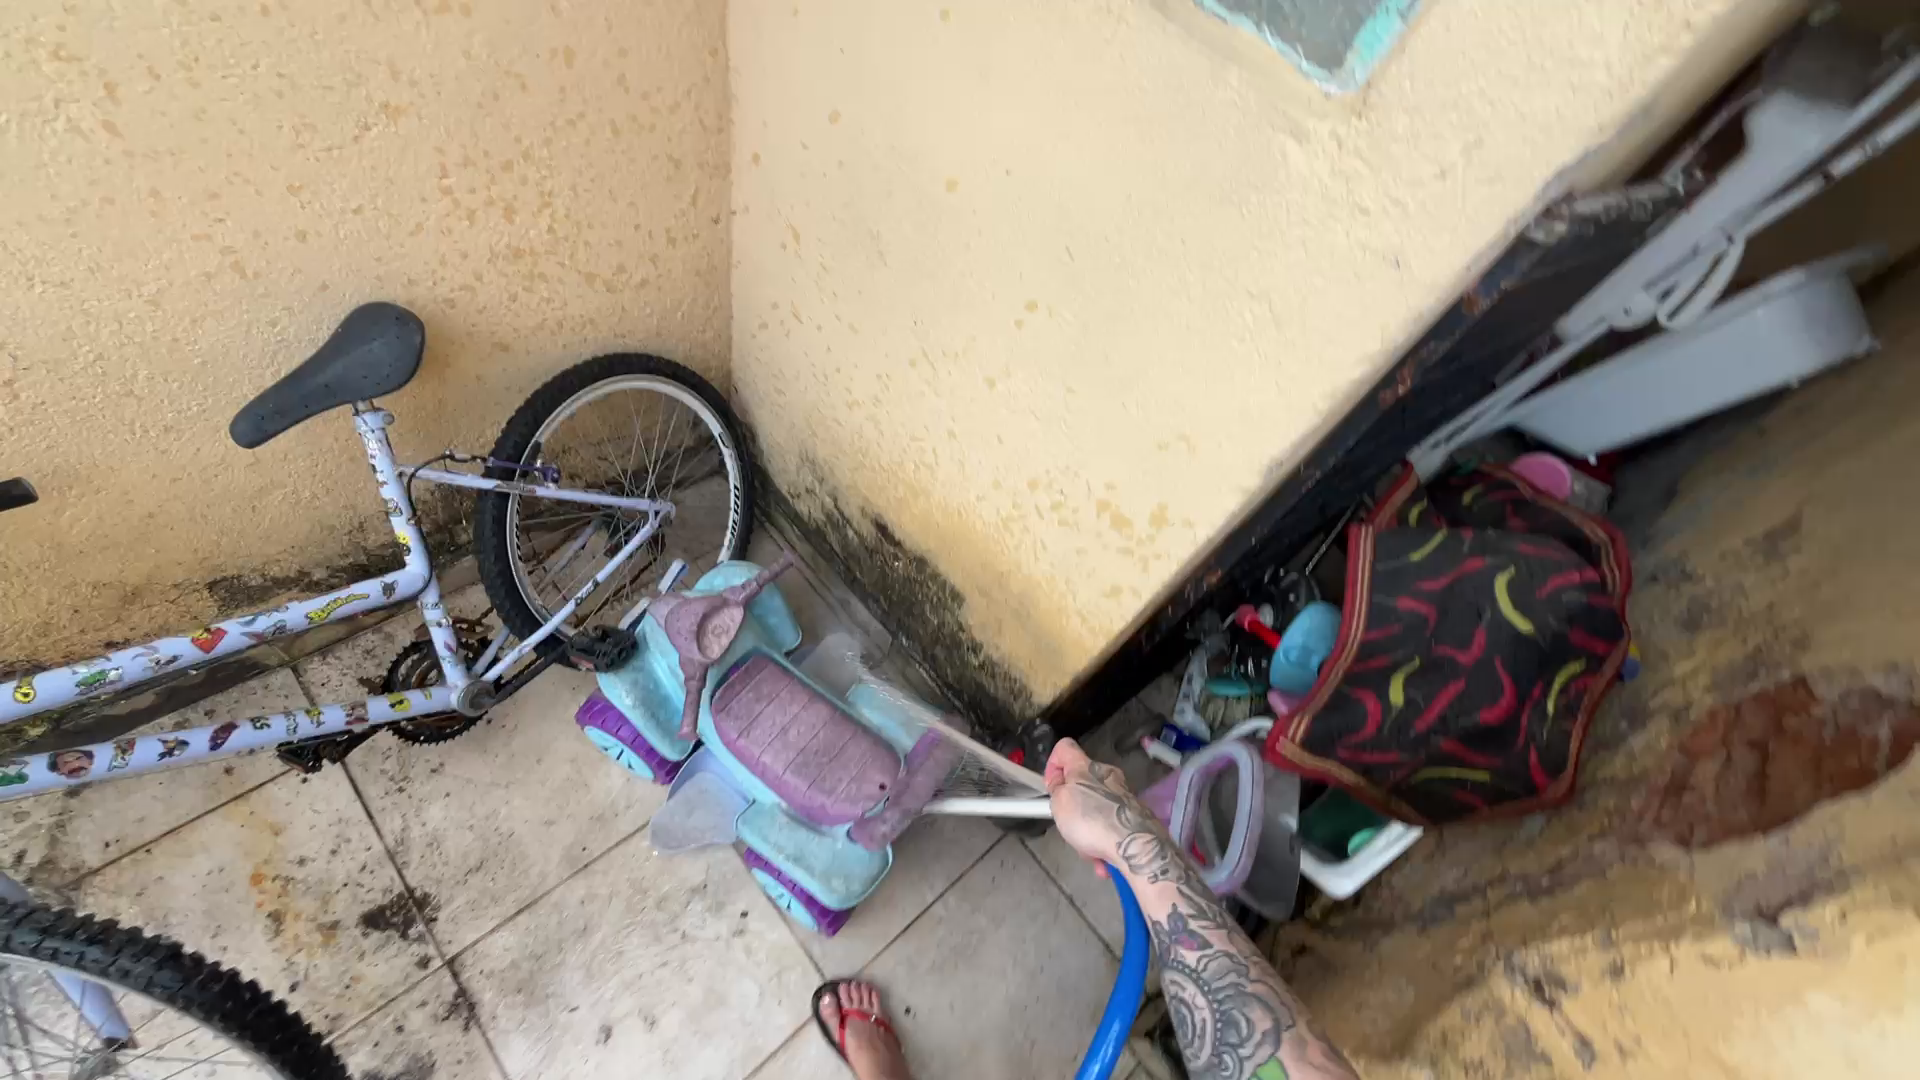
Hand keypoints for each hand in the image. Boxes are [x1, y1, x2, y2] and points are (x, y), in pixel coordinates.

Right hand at [1044, 738, 1172, 880]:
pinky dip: (1104, 840)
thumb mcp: (1059, 802)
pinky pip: (1111, 825)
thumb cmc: (1093, 821)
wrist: (1135, 846)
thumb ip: (1056, 789)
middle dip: (1072, 807)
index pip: (1065, 747)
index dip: (1053, 764)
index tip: (1052, 787)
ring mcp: (1123, 796)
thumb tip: (1060, 785)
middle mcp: (1108, 776)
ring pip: (1096, 808)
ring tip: (1088, 849)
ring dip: (1088, 829)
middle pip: (1082, 784)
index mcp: (1086, 766)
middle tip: (1068, 824)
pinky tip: (1102, 858)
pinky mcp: (1135, 815)